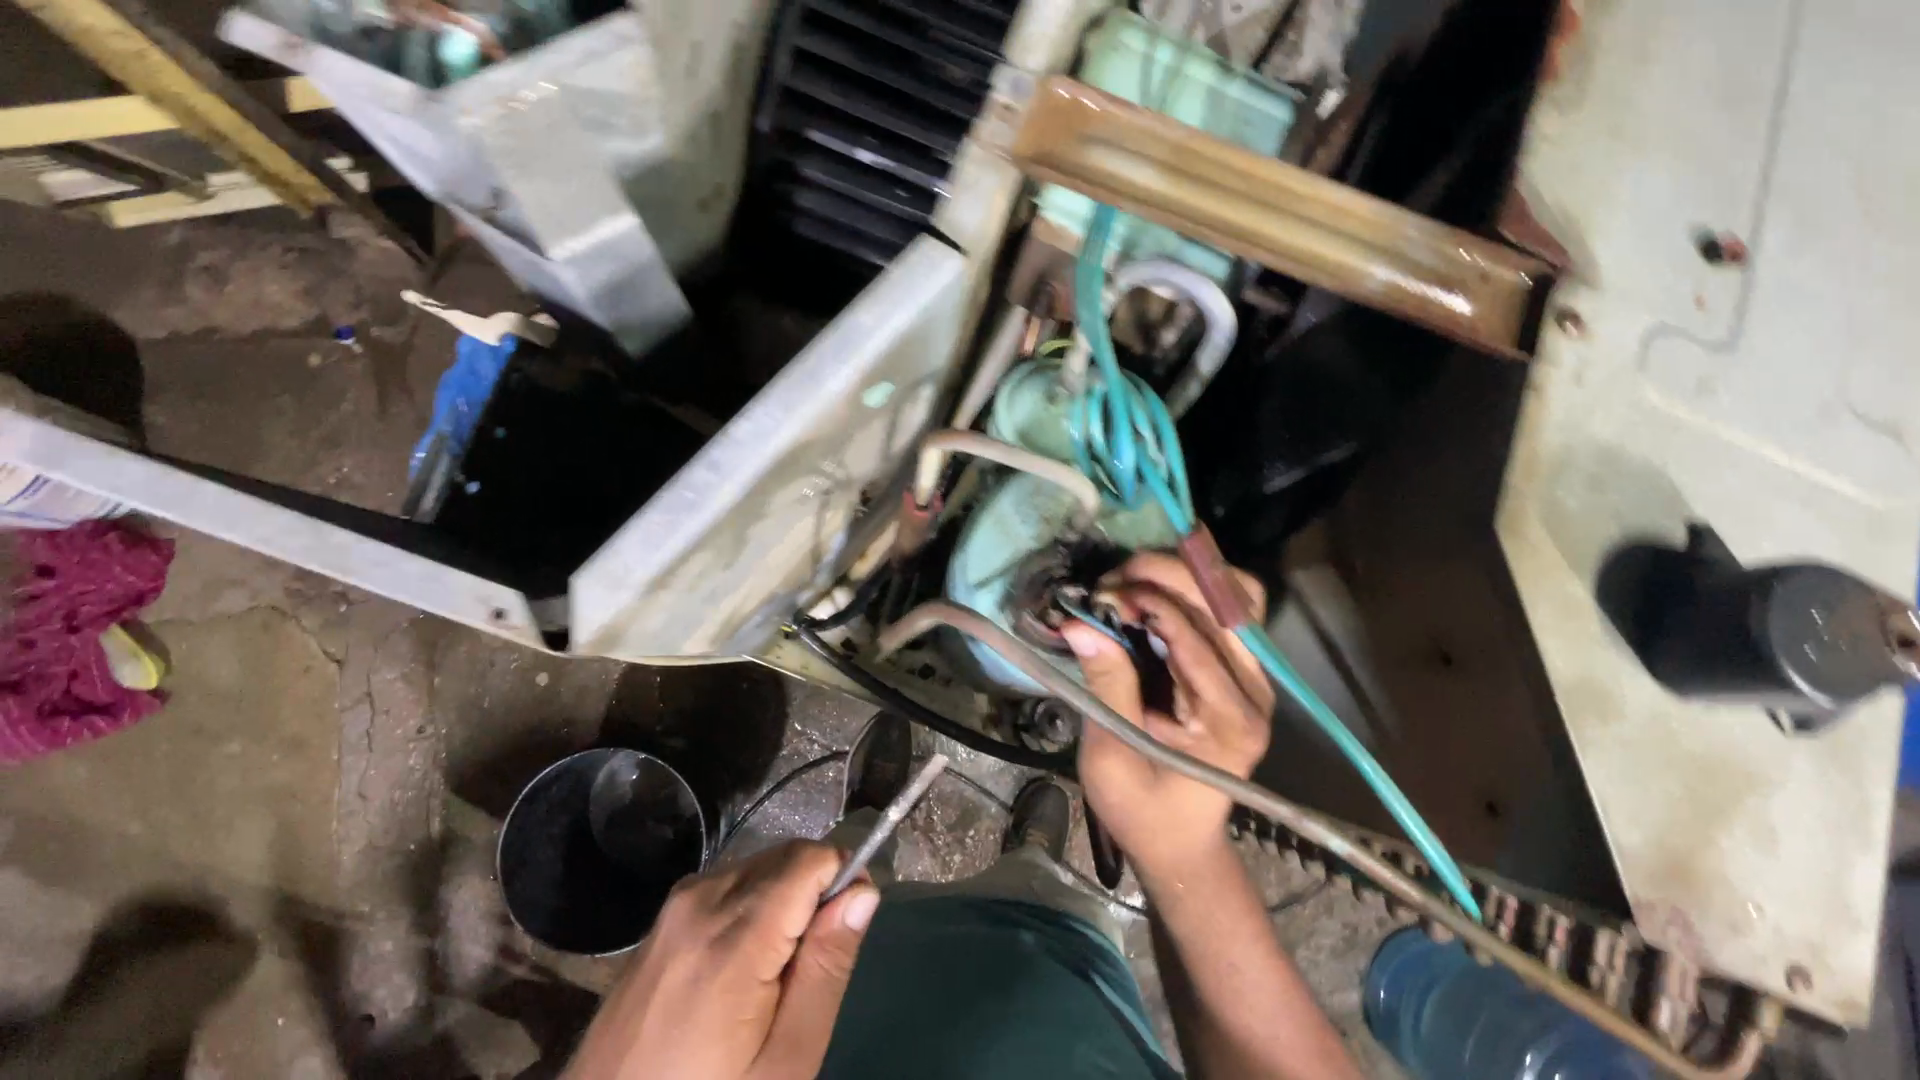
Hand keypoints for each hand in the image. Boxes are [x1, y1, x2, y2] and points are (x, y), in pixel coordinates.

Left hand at [566, 841, 878, 1079]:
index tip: (846, 932)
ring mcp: (674, 907)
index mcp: (734, 934)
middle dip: (815, 893)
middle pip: (786, 857)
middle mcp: (701, 900)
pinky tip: (740, 970)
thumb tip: (864, 892)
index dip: (843, 882)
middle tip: (809, 967)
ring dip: (784, 900)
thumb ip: (827, 967)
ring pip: (759, 868)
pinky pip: (727, 886)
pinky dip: (752, 907)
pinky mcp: (660, 920)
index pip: (812, 857)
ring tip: (774, 975)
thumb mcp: (786, 1057)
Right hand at [1062, 552, 1273, 879]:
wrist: (1179, 841)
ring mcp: (1253, 680)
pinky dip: (1184, 595)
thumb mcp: (1114, 755)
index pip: (1196, 638)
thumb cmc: (1143, 810)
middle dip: (1169, 577)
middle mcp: (1255, 692)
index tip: (1102, 595)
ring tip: (1128, 582)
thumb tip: (1078, 624)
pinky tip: (1144, 597)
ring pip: (1231, 599)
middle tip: (1115, 578)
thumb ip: (1107, 686)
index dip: (1149, 604)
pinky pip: (1221, 615)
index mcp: (1230, 720)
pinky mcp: (1239, 674)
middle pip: (1228, 603)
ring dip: (1179, 580)